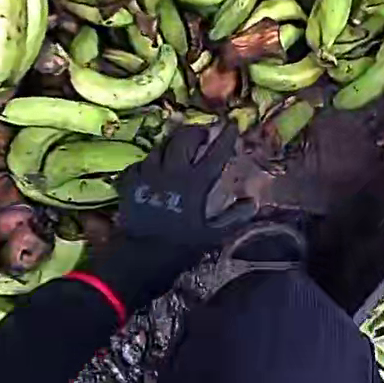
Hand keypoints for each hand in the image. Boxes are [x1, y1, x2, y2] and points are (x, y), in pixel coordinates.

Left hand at [87, 126, 254, 309]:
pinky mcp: (130, 182)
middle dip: (196, 132)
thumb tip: (253, 201)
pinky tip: (153, 168)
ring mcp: (148, 175)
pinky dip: (150, 162)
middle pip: (184, 139)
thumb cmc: (181, 247)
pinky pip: (140, 163)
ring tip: (179, 148)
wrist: (141, 258)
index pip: (215, 153)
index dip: (226, 137)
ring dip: (173, 144)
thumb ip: (235, 216)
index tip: (232, 125)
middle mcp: (172, 172)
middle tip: (203, 135)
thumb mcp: (213, 234)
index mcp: (196, 183)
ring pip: (161, 147)